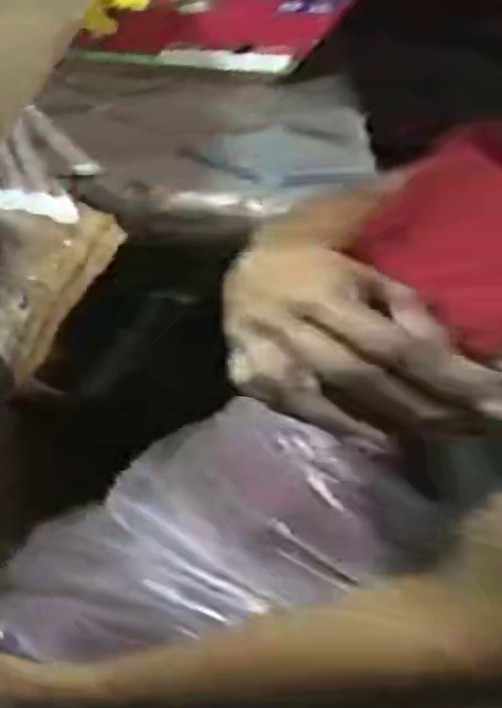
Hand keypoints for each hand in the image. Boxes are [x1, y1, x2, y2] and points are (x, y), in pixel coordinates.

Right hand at [224, 243, 501, 446]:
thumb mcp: (381, 284)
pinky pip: (262, 392)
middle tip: (462, 432)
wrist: (256, 263)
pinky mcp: (231, 356)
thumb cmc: (329, 273)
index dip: (448, 378)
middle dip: (411, 408)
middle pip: (349, 374)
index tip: (497, 406)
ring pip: (297, 390)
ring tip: (398, 444)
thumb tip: (457, 372)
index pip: (393, 346)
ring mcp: (248, 342)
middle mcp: (280, 321)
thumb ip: (415, 324)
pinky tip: (340, 430)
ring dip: (351, 422)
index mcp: (322, 297)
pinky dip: (301, 414)